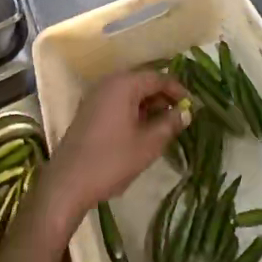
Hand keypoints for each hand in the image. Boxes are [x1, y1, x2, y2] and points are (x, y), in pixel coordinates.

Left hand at [41, 69, 188, 225]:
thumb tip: (187, 112)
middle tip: (181, 117)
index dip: (178, 91)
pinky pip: (118, 103)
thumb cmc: (111, 161)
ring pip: (130, 94)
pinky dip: (134, 112)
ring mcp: (95, 97)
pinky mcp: (89, 112)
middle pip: (143, 82)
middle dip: (164, 98)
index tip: (193, 107)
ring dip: (149, 106)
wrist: (67, 184)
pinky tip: (142, 131)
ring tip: (165, 127)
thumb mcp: (148, 144)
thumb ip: (170, 124)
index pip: (158, 78)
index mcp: (123, 85)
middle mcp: (108, 84)